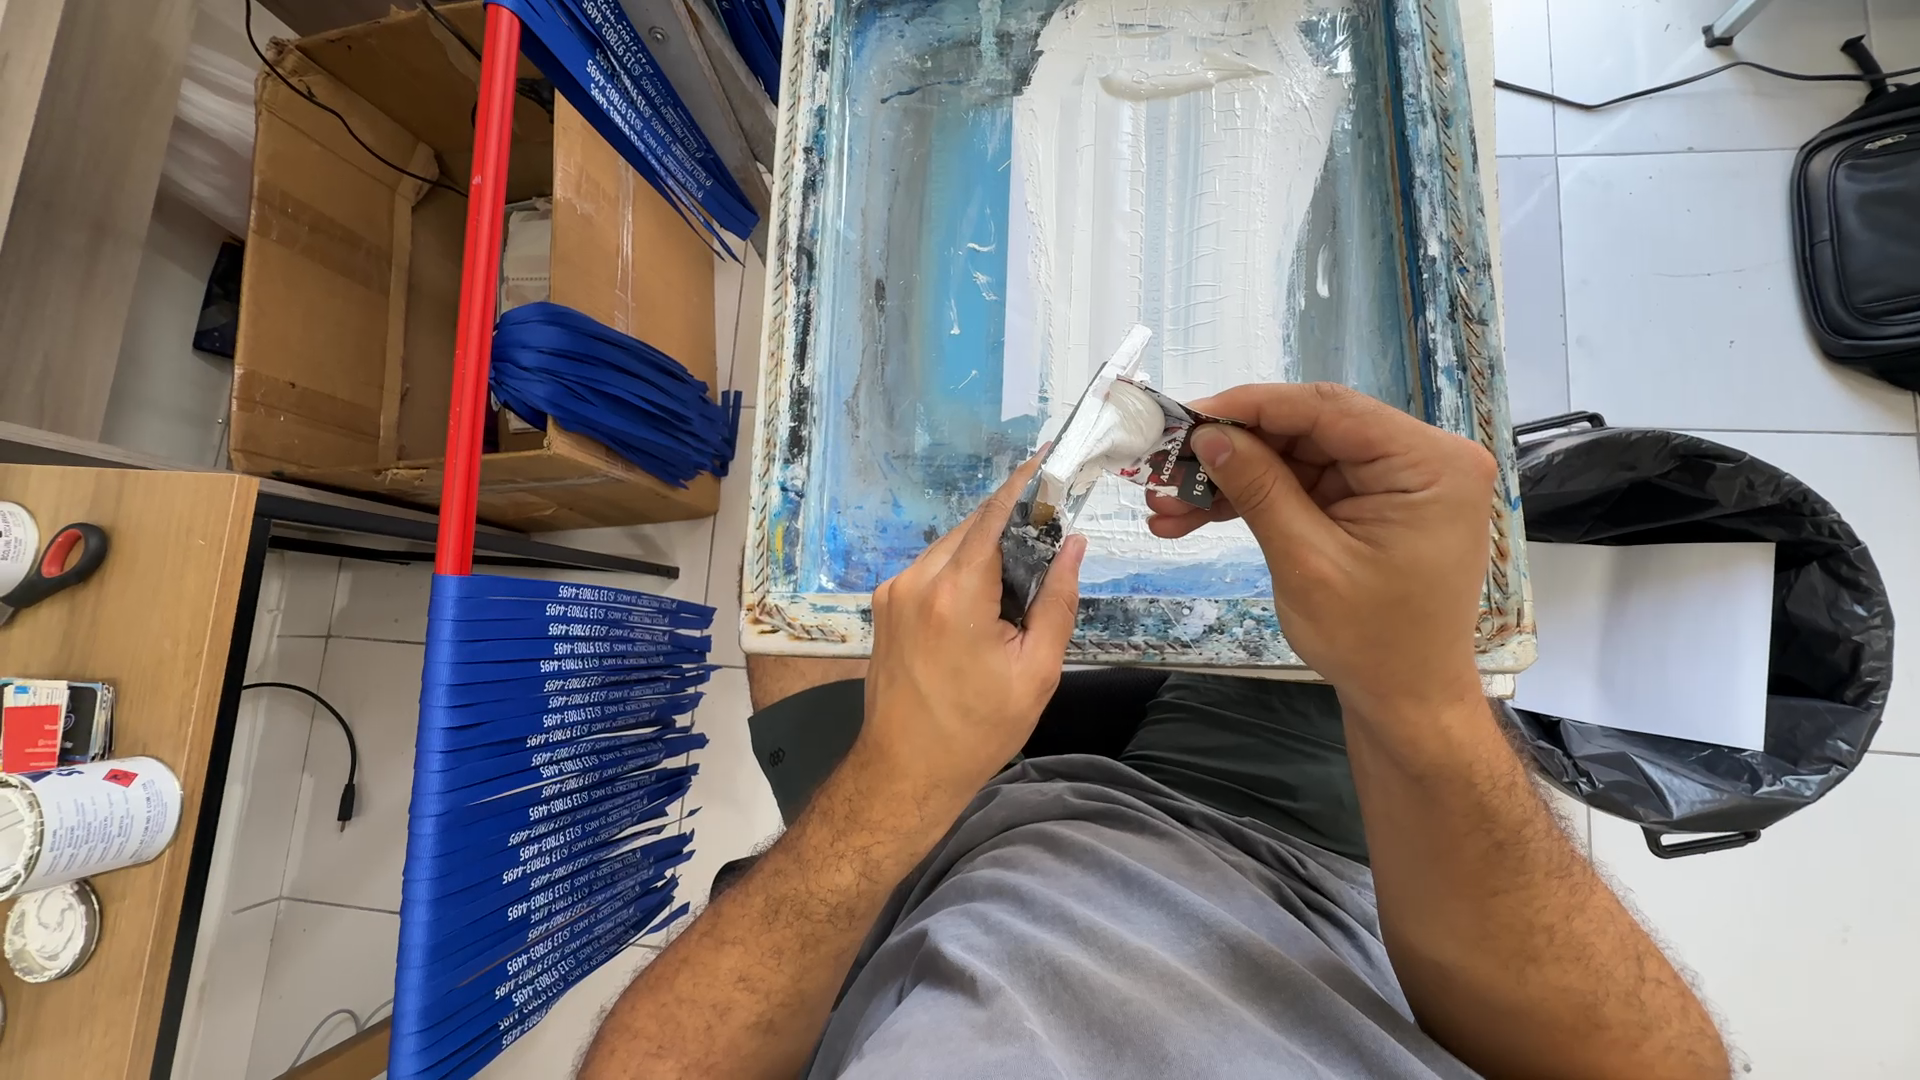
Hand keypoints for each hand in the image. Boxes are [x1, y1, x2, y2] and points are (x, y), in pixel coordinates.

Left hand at [855, 456, 1086, 815]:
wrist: (905, 769)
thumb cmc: (978, 729)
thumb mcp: (1037, 672)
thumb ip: (1057, 601)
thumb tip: (1072, 544)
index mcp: (956, 595)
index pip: (992, 518)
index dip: (1022, 485)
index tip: (1046, 460)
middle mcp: (916, 581)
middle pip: (970, 529)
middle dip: (1009, 524)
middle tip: (1047, 534)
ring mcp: (893, 591)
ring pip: (949, 546)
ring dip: (985, 549)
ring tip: (1019, 578)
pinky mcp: (884, 603)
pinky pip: (931, 567)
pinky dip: (961, 568)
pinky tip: (984, 598)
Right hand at [1147, 383, 1494, 718]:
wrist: (1403, 698)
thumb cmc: (1369, 639)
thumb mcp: (1306, 560)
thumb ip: (1259, 488)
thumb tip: (1207, 435)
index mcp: (1427, 463)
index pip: (1327, 409)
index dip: (1250, 406)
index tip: (1186, 417)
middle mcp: (1415, 459)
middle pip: (1304, 432)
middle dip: (1230, 451)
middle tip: (1165, 468)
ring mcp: (1388, 481)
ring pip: (1291, 459)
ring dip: (1228, 481)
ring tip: (1165, 506)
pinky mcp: (1363, 503)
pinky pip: (1298, 486)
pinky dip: (1249, 501)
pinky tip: (1194, 518)